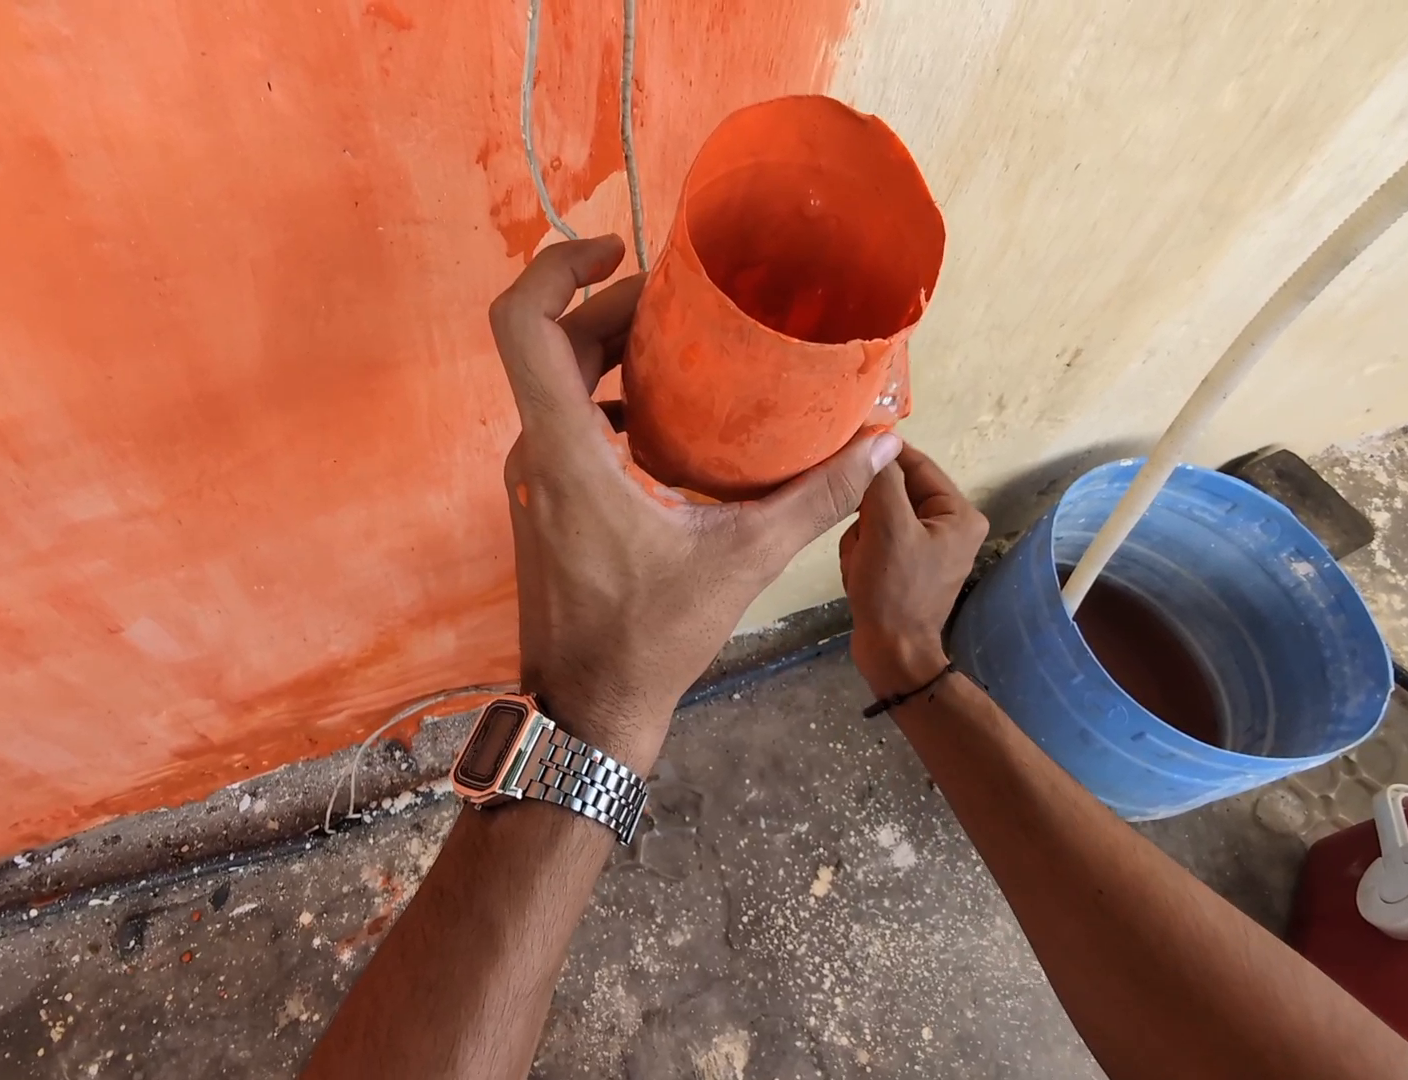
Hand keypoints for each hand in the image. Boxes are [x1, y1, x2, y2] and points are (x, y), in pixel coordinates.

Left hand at [490, 236, 901, 770]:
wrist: (589, 707)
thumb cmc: (652, 638)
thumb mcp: (742, 560)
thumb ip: (815, 498)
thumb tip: (884, 444)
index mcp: (566, 451)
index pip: (523, 325)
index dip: (556, 267)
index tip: (617, 249)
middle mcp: (535, 453)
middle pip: (553, 344)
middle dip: (613, 308)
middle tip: (684, 303)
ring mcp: (533, 479)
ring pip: (558, 385)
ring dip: (611, 353)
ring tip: (681, 348)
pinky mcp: (544, 501)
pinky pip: (566, 423)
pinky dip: (606, 400)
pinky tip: (664, 420)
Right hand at [839, 444, 988, 697]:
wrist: (891, 652)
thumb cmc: (894, 590)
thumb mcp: (886, 527)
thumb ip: (882, 479)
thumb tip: (877, 440)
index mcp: (958, 514)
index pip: (916, 464)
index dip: (881, 457)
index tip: (845, 450)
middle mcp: (949, 527)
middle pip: (892, 493)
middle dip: (867, 513)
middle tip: (860, 537)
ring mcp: (927, 548)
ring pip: (877, 517)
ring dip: (860, 537)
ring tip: (861, 563)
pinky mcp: (907, 567)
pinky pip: (875, 541)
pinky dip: (861, 554)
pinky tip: (860, 574)